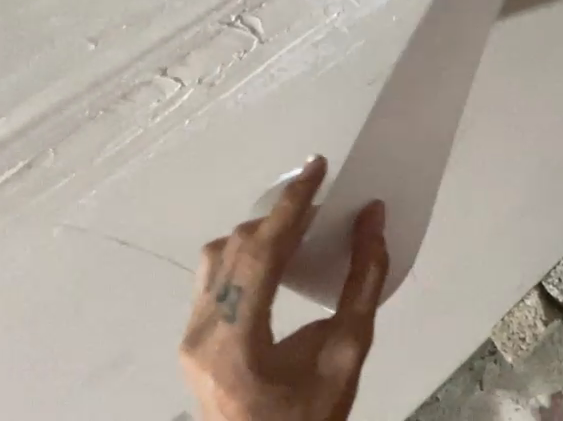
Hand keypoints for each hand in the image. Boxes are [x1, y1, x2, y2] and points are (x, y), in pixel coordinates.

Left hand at [181, 156, 387, 420]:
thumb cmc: (311, 416)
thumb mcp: (349, 352)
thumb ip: (364, 281)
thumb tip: (372, 217)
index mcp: (236, 341)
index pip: (262, 251)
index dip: (293, 202)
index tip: (318, 166)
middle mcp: (201, 332)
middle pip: (238, 247)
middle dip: (283, 214)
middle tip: (325, 203)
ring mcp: (190, 336)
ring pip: (219, 256)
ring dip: (261, 232)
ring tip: (302, 228)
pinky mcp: (193, 339)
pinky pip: (214, 275)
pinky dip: (246, 253)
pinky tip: (276, 257)